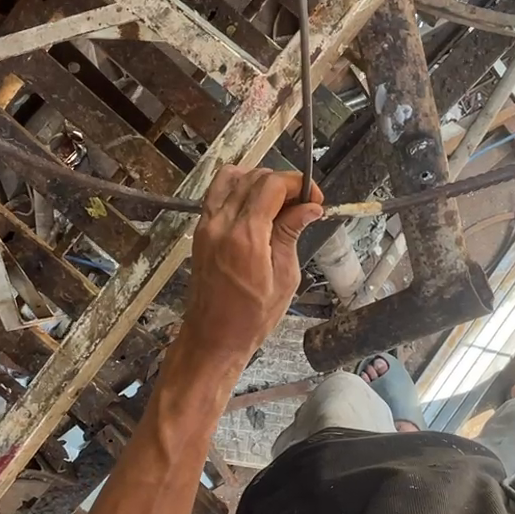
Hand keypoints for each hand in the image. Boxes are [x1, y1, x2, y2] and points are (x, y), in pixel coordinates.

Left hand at [180, 166, 323, 363]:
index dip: (298, 184)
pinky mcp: (201, 231)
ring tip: (278, 203)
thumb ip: (291, 234)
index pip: (272, 185)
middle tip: (301, 203)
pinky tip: (256, 207)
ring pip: (233, 178)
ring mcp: (207, 225)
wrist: (213, 336)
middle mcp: (221, 224)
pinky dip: (239, 189)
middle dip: (283, 182)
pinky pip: (218, 193)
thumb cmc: (250, 318)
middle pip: (255, 177)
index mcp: (245, 237)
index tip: (313, 197)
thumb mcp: (284, 277)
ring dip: (259, 181)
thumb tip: (309, 208)